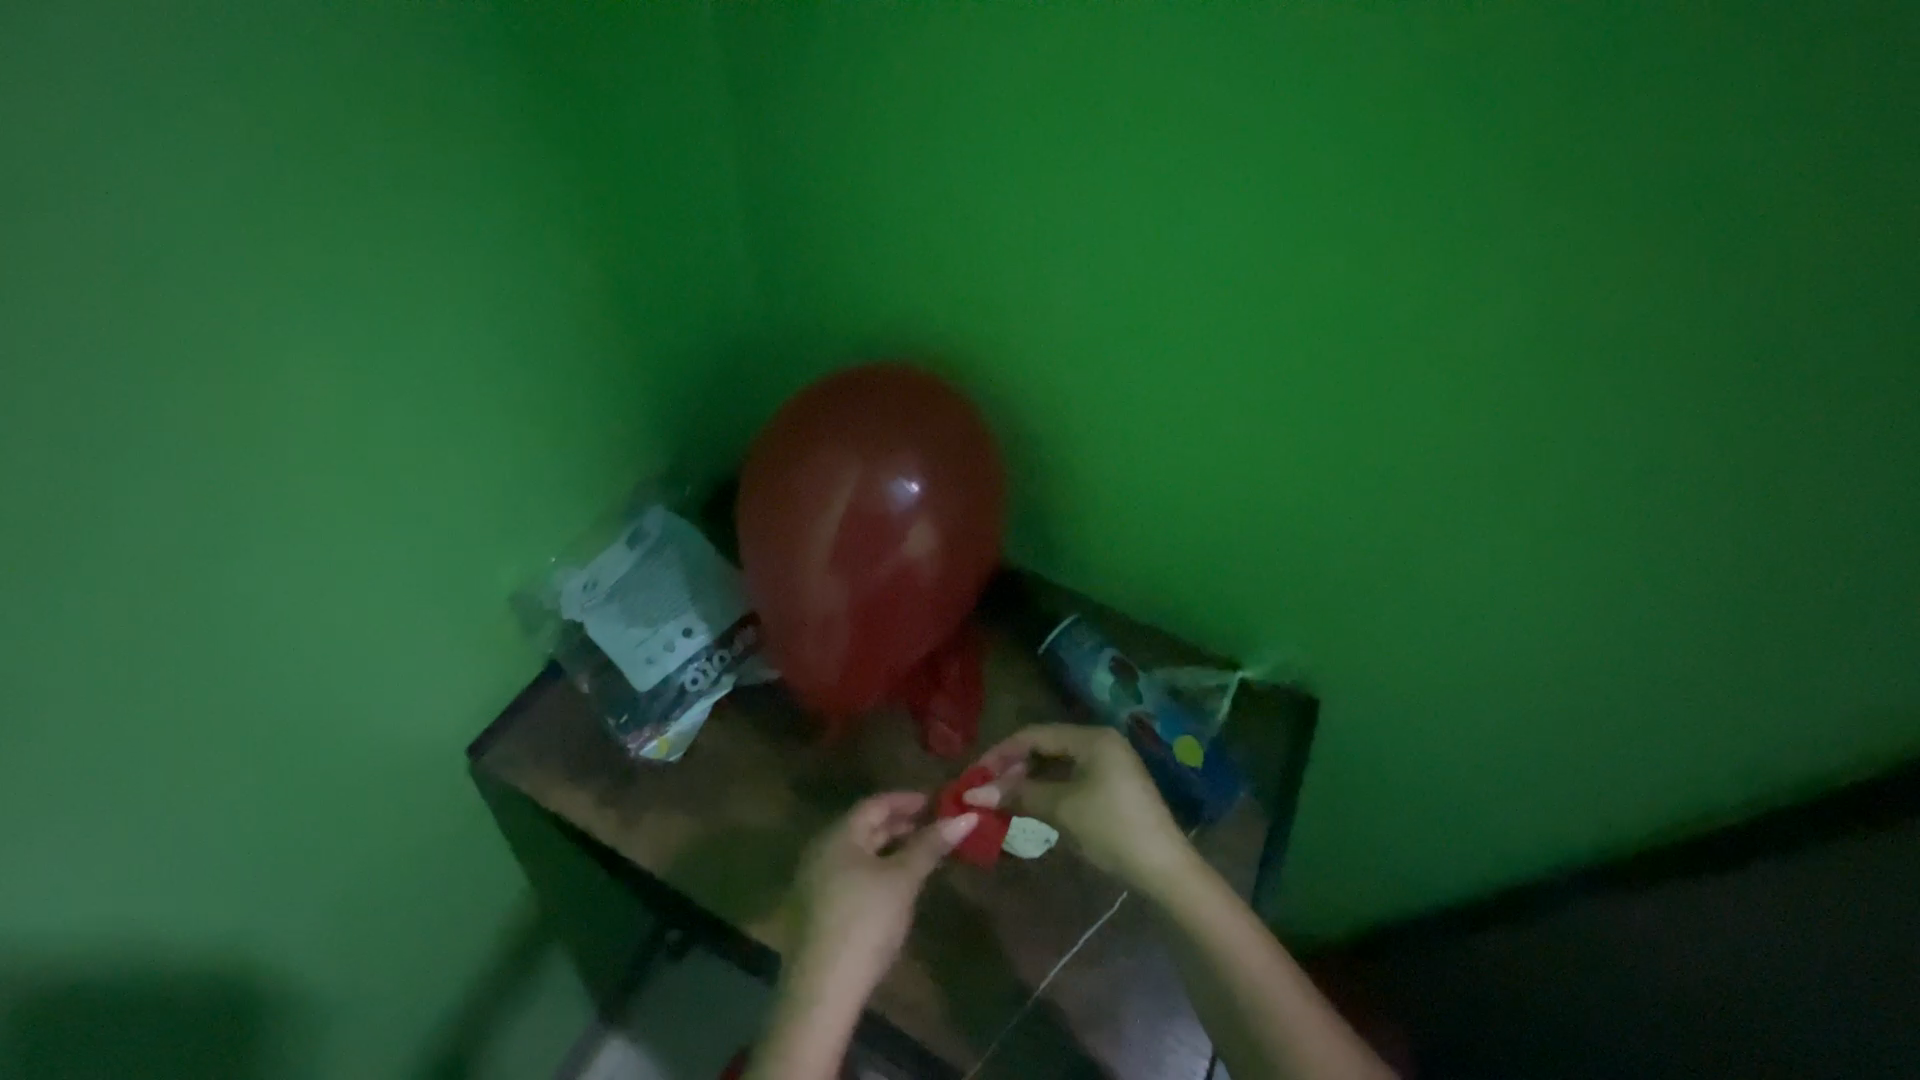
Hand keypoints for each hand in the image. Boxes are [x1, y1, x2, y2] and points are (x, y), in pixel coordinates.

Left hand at [785, 793, 978, 992]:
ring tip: (924, 853)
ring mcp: (817, 881)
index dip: (907, 800)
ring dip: (892, 848)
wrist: (824, 987)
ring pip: (860, 853)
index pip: (875, 804)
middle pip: (865, 827)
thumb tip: (966, 817)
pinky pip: (853, 874)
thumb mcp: (903, 879)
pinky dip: (879, 869)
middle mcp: (822, 851)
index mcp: (838, 836)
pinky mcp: (820, 909)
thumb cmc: (866, 921)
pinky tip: (899, 884)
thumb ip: (930, 846)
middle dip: (901, 824)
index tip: (938, 802)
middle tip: (936, 827)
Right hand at [963, 724, 1192, 890]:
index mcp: (1092, 737)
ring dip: (1028, 780)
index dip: (1000, 754)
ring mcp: (1109, 764)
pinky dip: (1047, 789)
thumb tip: (974, 794)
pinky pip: (1070, 778)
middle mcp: (1101, 742)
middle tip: (985, 790)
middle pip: (1045, 746)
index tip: (974, 776)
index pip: (1034, 735)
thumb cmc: (1111, 829)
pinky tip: (1029, 806)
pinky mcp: (1112, 786)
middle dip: (1012, 767)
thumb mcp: (1061, 809)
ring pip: (1057, 764)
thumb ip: (1018, 795)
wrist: (1163, 868)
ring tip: (1001, 800)